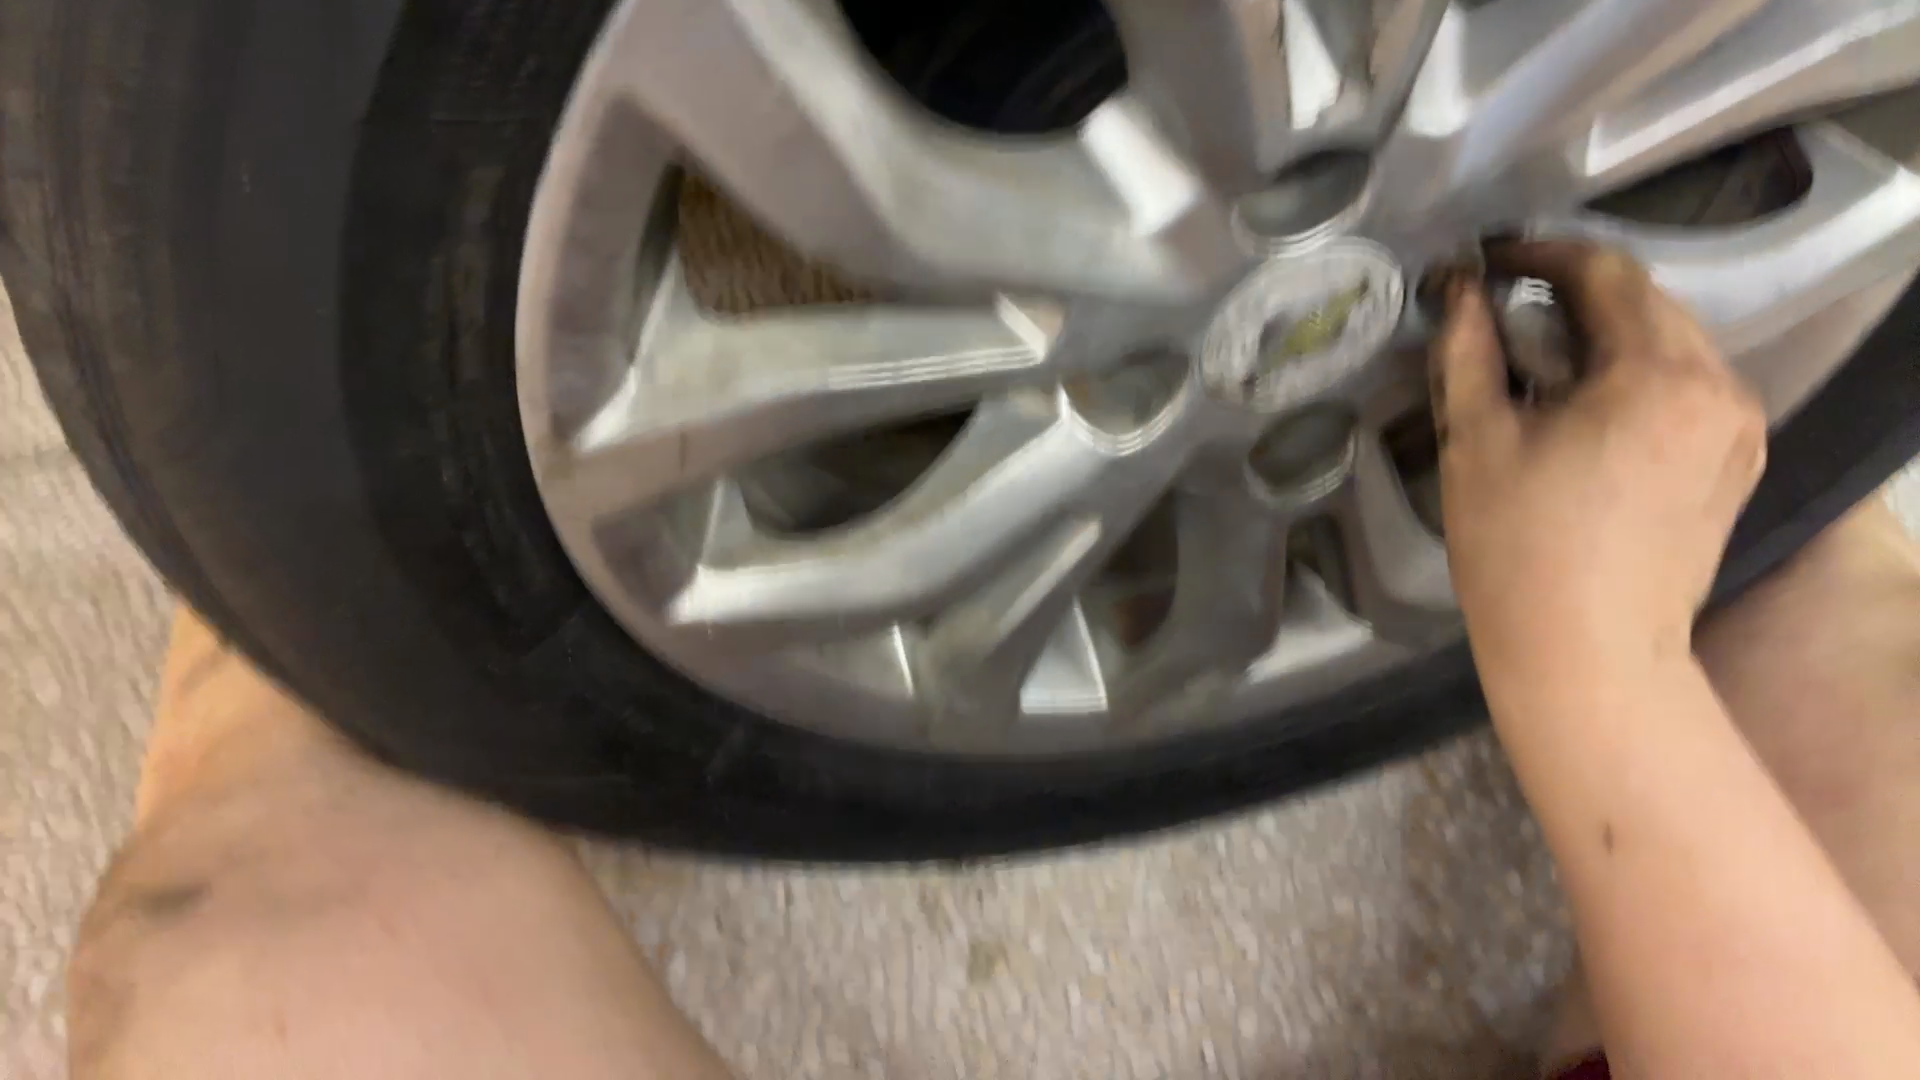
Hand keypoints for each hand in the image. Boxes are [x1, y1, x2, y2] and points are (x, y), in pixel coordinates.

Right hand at [1430, 240, 1767, 673]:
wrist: (1585, 647)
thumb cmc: (1516, 543)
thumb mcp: (1476, 442)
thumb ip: (1470, 355)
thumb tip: (1460, 293)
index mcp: (1656, 374)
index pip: (1608, 275)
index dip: (1545, 254)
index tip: (1492, 259)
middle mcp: (1719, 387)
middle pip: (1649, 306)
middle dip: (1574, 296)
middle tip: (1504, 312)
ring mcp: (1738, 429)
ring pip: (1672, 348)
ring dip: (1605, 338)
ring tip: (1538, 364)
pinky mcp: (1734, 465)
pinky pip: (1687, 391)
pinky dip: (1634, 379)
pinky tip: (1584, 411)